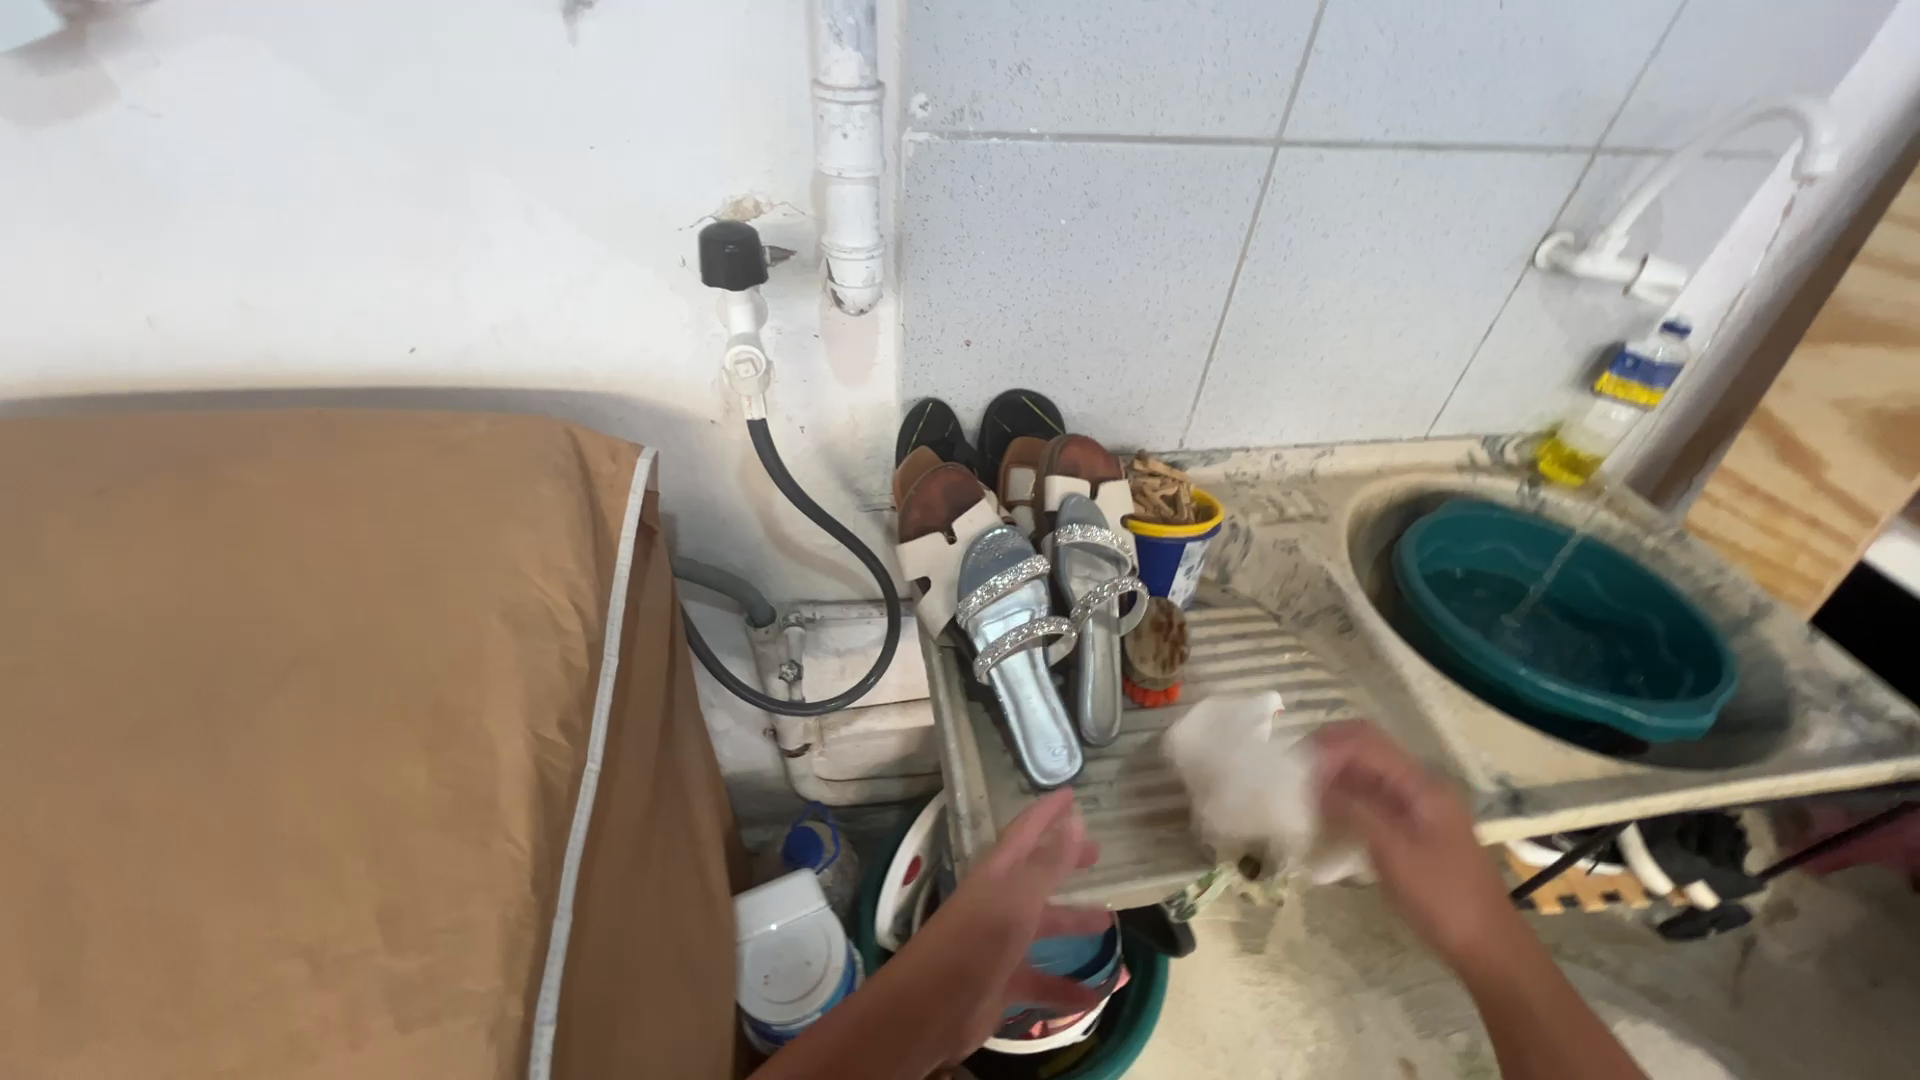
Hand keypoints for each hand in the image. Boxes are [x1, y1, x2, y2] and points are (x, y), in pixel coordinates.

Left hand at [886, 789, 1108, 1064]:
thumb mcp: (1018, 898)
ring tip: (1108, 920)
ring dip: (1073, 922)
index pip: (1025, 831)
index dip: (1047, 812)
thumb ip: (1048, 863)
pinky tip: (1094, 995)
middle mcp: (999, 901)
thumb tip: (1076, 820)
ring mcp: (1000, 942)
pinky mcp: (1002, 982)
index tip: (1072, 793)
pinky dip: (1066, 987)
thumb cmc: (976, 941)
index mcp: (998, 874)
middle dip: (1065, 861)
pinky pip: (1041, 981)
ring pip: (1043, 926)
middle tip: (1098, 854)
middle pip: (1037, 874)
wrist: (931, 1007)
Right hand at [1314, 721, 1525, 973]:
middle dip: (1325, 756)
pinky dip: (1340, 800)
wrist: (1488, 948)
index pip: (1365, 742)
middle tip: (1289, 775)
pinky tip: (1319, 817)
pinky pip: (1367, 799)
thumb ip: (1355, 811)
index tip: (1292, 765)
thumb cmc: (1444, 899)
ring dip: (1329, 778)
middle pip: (1363, 751)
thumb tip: (1313, 783)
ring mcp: (1413, 807)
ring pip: (1363, 774)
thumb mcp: (1395, 853)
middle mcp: (1417, 787)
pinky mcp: (1406, 828)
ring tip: (1297, 795)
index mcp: (1421, 785)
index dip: (1326, 745)